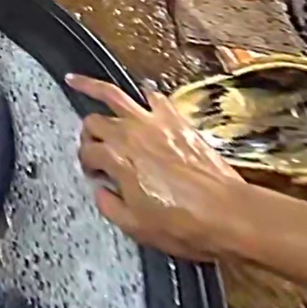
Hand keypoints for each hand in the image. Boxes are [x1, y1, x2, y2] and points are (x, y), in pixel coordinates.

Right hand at [66, 74, 248, 261]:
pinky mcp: (174, 120)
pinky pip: (152, 96)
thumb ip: (108, 206)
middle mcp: (127, 134)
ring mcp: (150, 123)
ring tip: (75, 79)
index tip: (94, 173)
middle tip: (93, 144)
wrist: (231, 215)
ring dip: (91, 85)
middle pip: (93, 122)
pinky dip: (142, 95)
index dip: (87, 164)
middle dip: (88, 134)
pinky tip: (137, 96)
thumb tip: (100, 191)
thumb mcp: (137, 228)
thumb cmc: (185, 225)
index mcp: (115, 159)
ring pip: (112, 94)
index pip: (87, 153)